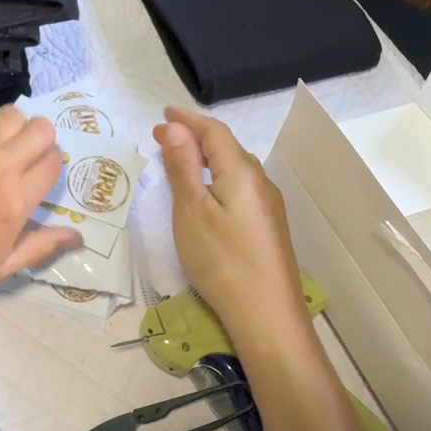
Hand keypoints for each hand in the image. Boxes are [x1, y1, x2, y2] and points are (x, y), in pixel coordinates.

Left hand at [0, 106, 80, 302]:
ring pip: (10, 114)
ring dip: (10, 127)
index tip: (37, 174)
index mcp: (16, 201)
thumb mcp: (0, 267)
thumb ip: (41, 246)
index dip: (51, 164)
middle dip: (39, 139)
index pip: (54, 161)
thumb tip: (77, 234)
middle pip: (41, 129)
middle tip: (22, 156)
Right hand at [154, 107, 305, 336]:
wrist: (268, 317)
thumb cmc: (222, 260)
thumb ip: (183, 166)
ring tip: (179, 161)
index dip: (187, 119)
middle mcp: (260, 182)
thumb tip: (174, 127)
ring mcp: (268, 206)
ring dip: (206, 157)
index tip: (162, 113)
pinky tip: (206, 194)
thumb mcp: (191, 210)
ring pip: (235, 167)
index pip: (214, 131)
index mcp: (241, 172)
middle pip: (227, 147)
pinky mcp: (269, 227)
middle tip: (162, 138)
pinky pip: (240, 186)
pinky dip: (218, 177)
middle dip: (194, 136)